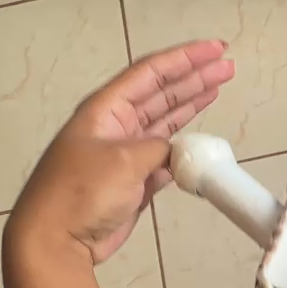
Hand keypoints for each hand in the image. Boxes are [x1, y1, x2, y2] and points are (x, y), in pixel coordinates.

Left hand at [7, 40, 234, 264]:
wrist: (59, 237)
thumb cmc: (81, 193)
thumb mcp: (123, 161)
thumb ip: (159, 149)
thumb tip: (182, 151)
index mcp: (106, 109)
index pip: (151, 74)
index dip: (185, 60)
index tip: (216, 50)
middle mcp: (117, 124)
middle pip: (161, 92)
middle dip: (194, 78)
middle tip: (227, 66)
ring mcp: (127, 152)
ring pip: (167, 120)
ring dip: (192, 105)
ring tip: (219, 88)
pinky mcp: (136, 178)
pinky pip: (168, 154)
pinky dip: (187, 146)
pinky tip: (204, 138)